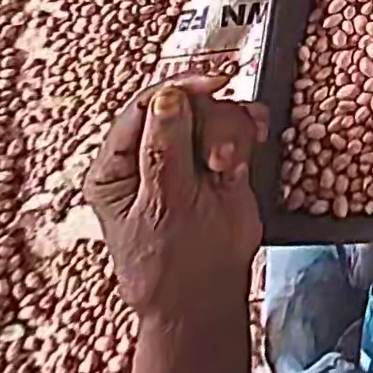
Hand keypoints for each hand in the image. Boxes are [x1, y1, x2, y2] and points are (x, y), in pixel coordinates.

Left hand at [84, 78, 268, 324]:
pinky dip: (250, 127)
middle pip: (187, 103)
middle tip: (219, 159)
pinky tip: (253, 144)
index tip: (214, 82)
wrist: (209, 289)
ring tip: (231, 168)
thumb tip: (168, 96)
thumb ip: (164, 150)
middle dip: (212, 124)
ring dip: (232, 132)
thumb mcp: (162, 207)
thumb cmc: (171, 262)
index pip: (144, 106)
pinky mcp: (222, 150)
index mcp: (119, 164)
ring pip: (217, 109)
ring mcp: (189, 149)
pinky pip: (241, 119)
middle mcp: (153, 150)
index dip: (179, 88)